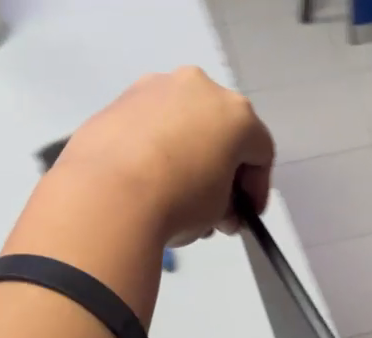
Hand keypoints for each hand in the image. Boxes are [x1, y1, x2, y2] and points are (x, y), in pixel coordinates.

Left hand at [50, 67, 274, 245]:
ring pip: (186, 124)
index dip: (258, 190)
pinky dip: (158, 150)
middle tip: (215, 208)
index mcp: (236, 114)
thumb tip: (221, 210)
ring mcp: (157, 87)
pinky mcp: (122, 98)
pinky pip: (153, 126)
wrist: (110, 193)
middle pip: (223, 132)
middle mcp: (200, 88)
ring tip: (179, 196)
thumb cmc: (182, 200)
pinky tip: (150, 181)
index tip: (246, 217)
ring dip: (190, 157)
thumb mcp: (220, 212)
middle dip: (223, 170)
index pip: (261, 152)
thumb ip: (228, 204)